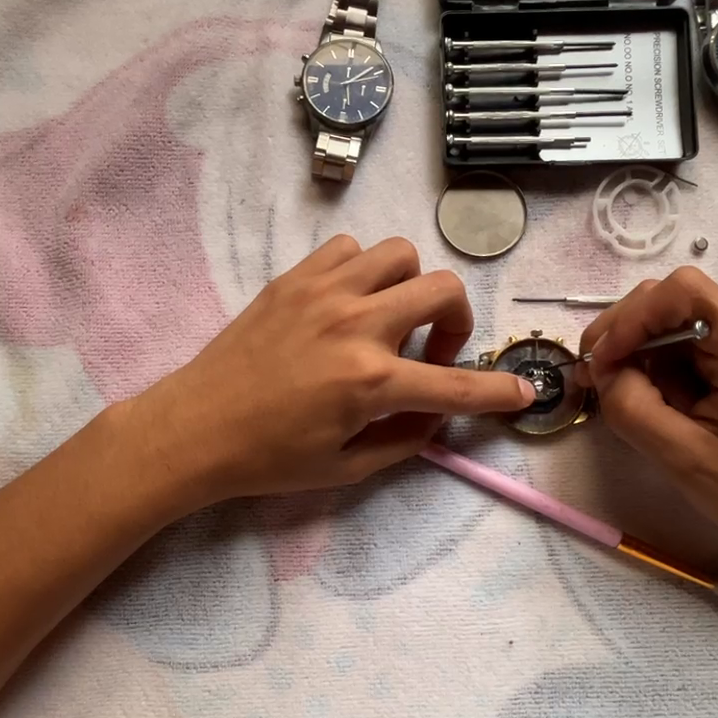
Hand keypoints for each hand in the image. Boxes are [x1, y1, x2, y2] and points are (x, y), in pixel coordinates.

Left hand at [128, 236, 534, 504]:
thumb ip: (406, 440)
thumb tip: (437, 414)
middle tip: (432, 352)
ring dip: (410, 287)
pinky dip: (363, 270)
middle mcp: (355, 325)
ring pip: (399, 254)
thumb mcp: (346, 468)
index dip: (499, 391)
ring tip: (390, 320)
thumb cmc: (268, 458)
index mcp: (370, 382)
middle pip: (443, 290)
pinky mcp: (293, 279)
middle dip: (458, 322)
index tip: (523, 392)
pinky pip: (348, 249)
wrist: (194, 428)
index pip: (456, 384)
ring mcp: (323, 293)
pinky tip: (348, 303)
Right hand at [577, 267, 717, 563]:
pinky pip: (695, 337)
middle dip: (626, 335)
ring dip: (644, 353)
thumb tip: (604, 370)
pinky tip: (664, 400)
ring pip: (678, 319)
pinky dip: (665, 362)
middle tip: (597, 382)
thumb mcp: (685, 461)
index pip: (681, 291)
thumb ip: (633, 409)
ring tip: (638, 401)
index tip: (603, 363)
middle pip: (672, 300)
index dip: (630, 318)